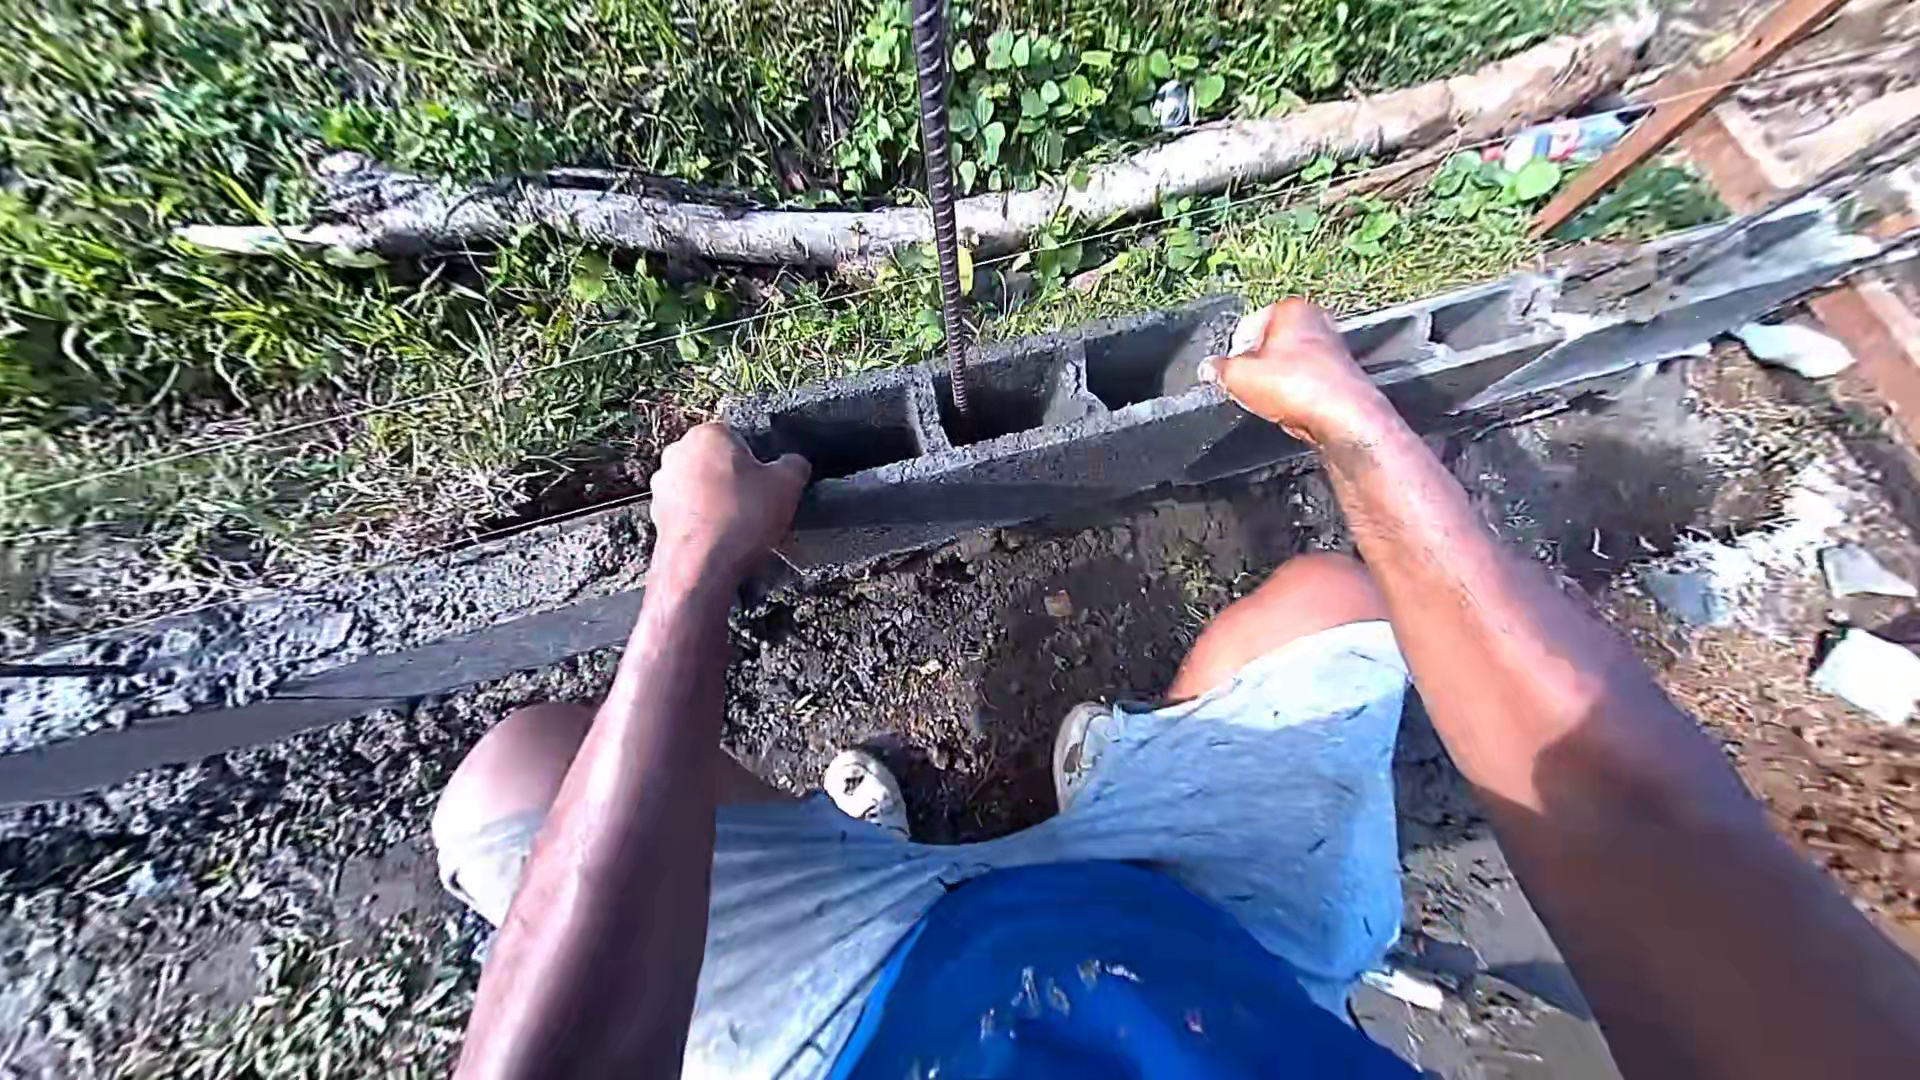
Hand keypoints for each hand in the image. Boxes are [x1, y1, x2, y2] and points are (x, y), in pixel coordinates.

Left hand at [647, 424, 809, 580]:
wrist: (701, 568)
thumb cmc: (741, 519)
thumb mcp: (788, 484)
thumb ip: (795, 464)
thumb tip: (794, 463)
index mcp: (708, 434)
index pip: (742, 439)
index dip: (762, 464)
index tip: (770, 486)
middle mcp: (678, 453)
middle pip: (721, 463)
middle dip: (739, 482)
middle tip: (760, 507)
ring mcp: (664, 485)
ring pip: (705, 488)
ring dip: (723, 503)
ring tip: (743, 528)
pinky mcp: (659, 515)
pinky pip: (693, 513)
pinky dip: (707, 523)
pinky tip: (724, 540)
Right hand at [1198, 298, 1396, 447]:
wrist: (1340, 415)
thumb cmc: (1297, 386)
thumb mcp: (1237, 376)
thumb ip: (1217, 369)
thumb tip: (1209, 368)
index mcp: (1290, 309)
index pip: (1245, 327)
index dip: (1231, 353)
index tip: (1227, 371)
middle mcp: (1313, 320)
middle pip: (1265, 345)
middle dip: (1253, 366)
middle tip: (1246, 386)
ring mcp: (1328, 345)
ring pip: (1283, 364)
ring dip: (1271, 381)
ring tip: (1268, 399)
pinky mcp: (1335, 371)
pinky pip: (1299, 381)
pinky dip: (1290, 392)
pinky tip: (1287, 406)